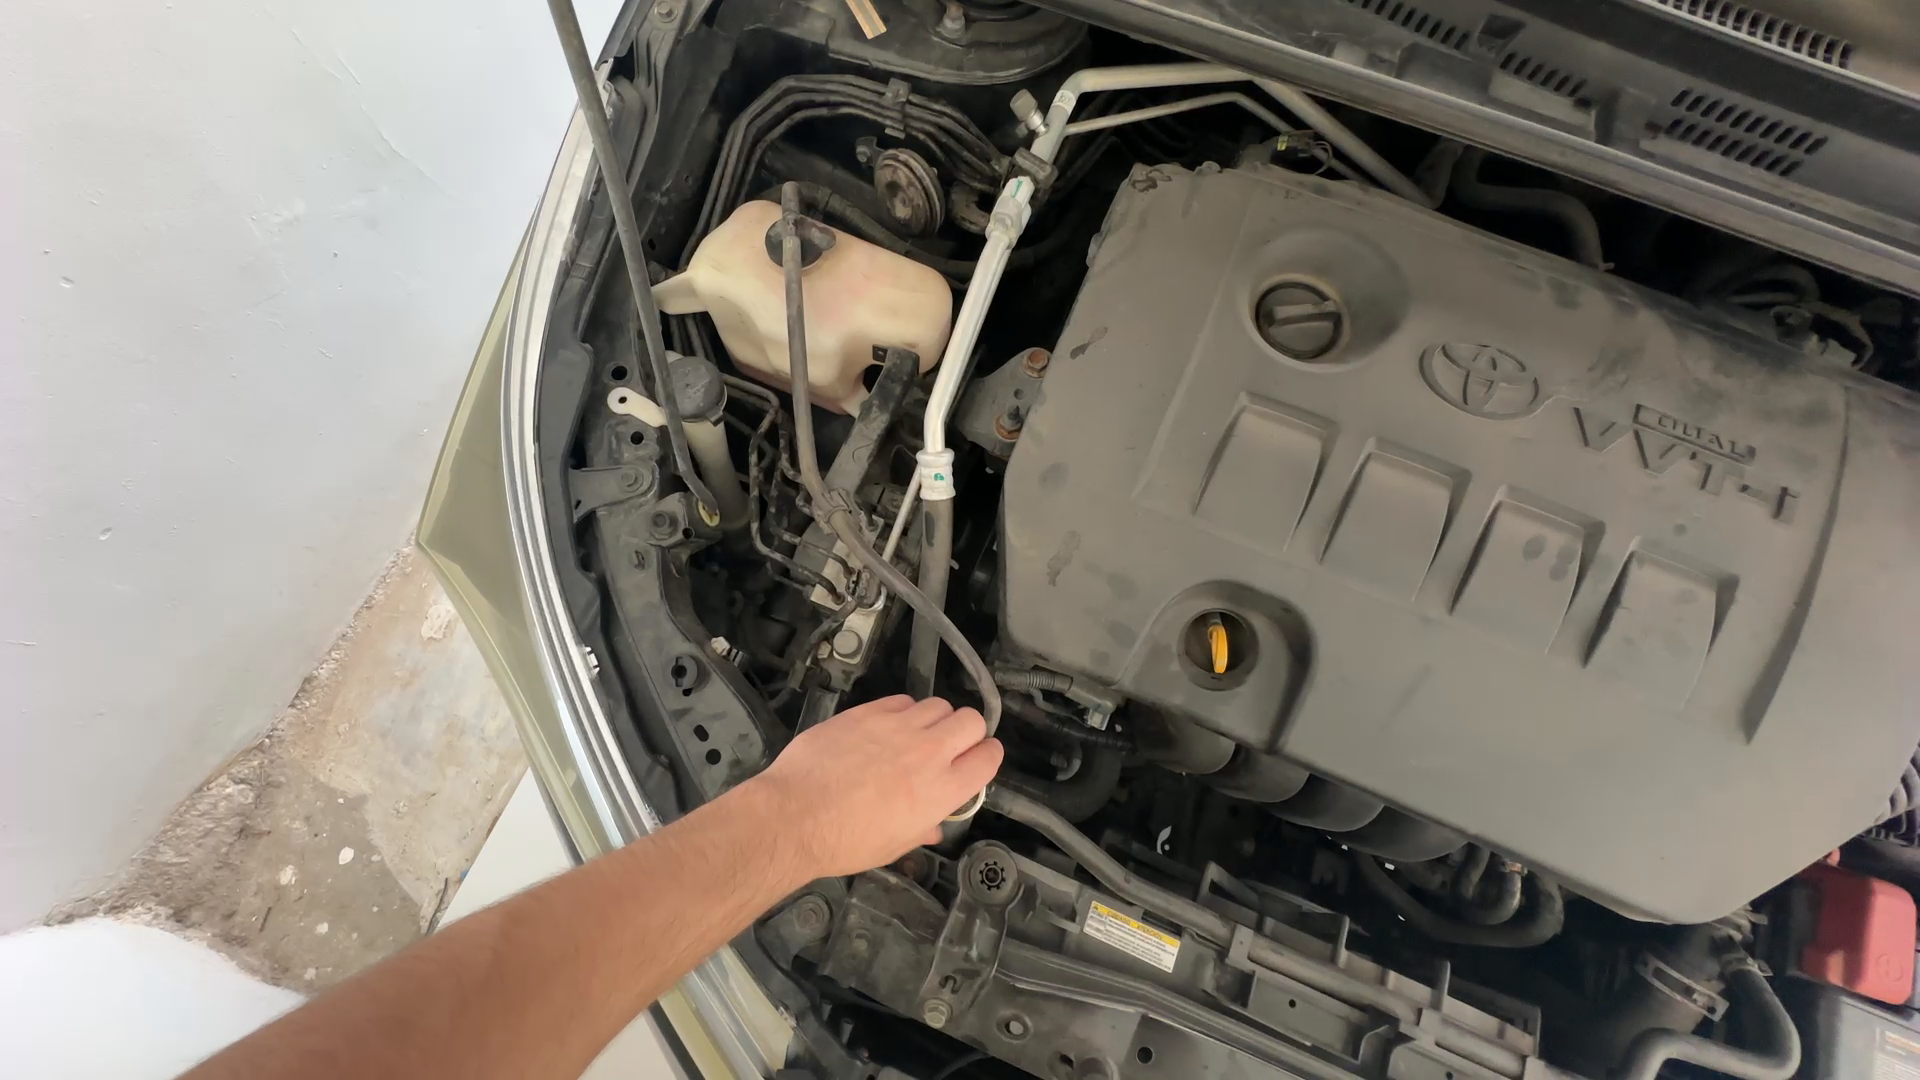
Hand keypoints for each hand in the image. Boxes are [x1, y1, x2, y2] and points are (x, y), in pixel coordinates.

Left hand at [743, 696, 1002, 878]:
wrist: (795, 815)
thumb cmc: (844, 841)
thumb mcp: (892, 847)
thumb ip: (921, 828)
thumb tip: (932, 826)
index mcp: (941, 790)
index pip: (988, 758)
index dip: (988, 756)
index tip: (981, 758)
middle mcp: (928, 752)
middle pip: (971, 721)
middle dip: (967, 732)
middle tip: (950, 745)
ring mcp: (898, 726)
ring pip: (938, 704)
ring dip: (934, 719)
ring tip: (917, 734)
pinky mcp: (869, 711)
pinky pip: (902, 700)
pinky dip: (903, 711)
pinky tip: (887, 727)